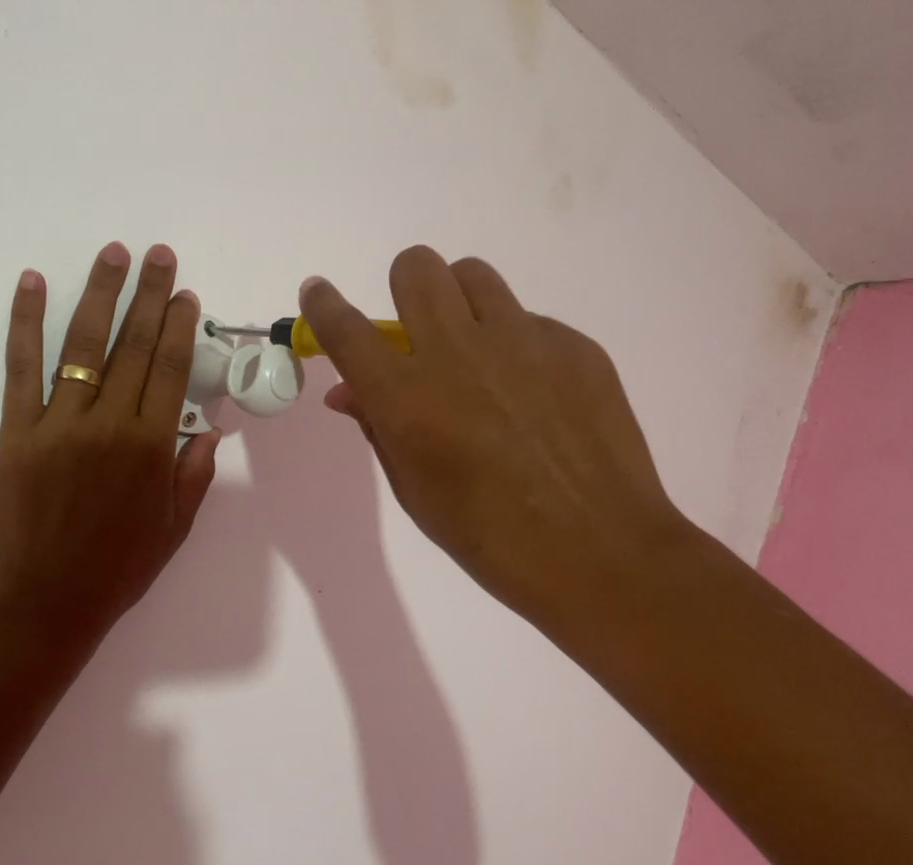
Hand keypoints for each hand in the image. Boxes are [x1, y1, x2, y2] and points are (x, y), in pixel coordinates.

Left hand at [0, 242, 219, 633]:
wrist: (53, 594)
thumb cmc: (121, 565)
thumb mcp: (175, 525)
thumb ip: (193, 473)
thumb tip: (210, 428)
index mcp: (151, 447)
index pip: (169, 369)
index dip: (179, 326)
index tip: (186, 295)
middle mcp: (109, 424)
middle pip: (133, 346)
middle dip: (150, 295)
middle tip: (159, 255)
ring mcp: (59, 423)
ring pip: (83, 346)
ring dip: (101, 294)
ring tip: (114, 254)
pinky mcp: (18, 430)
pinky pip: (21, 367)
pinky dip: (25, 322)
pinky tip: (32, 282)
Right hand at [301, 246, 687, 624]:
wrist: (595, 549)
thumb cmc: (487, 536)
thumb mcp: (415, 490)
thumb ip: (378, 427)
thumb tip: (350, 391)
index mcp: (406, 398)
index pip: (347, 329)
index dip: (323, 305)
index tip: (317, 293)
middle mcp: (457, 351)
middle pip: (416, 268)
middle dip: (405, 289)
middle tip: (418, 333)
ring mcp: (521, 340)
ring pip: (474, 277)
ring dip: (459, 304)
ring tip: (477, 354)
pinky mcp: (573, 344)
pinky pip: (529, 320)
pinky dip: (515, 345)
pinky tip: (534, 397)